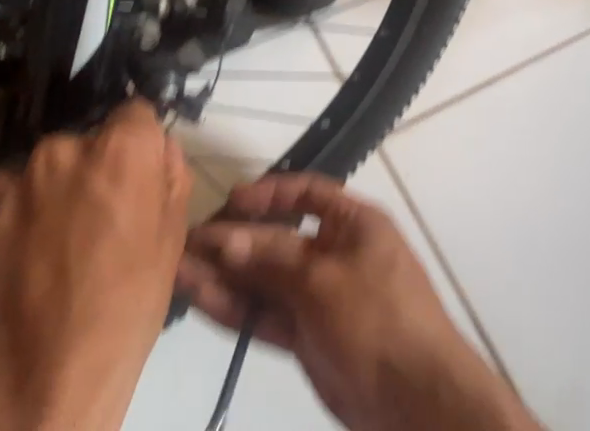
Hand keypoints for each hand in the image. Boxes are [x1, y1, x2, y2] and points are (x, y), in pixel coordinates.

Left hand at [0, 101, 190, 430]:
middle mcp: (59, 151)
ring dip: (45, 199)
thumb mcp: (173, 239)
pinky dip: (7, 229)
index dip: (139, 147)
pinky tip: (16, 271)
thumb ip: (170, 177)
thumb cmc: (125, 309)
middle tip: (93, 227)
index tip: (136, 179)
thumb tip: (156, 150)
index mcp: (119, 151)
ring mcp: (4, 184)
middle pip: (82, 146)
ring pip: (37, 177)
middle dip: (89, 175)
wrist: (38, 382)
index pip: (135, 114)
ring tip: (49, 255)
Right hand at [178, 173, 539, 430]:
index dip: (270, 193)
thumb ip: (273, 257)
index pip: (309, 193)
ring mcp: (319, 296)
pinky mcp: (305, 334)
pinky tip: (195, 295)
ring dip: (224, 273)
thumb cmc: (378, 316)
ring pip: (264, 278)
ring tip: (176, 266)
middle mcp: (335, 253)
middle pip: (278, 237)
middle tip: (187, 240)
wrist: (413, 396)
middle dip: (235, 238)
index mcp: (355, 224)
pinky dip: (233, 306)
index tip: (231, 200)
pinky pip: (264, 312)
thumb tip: (225, 237)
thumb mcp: (325, 278)